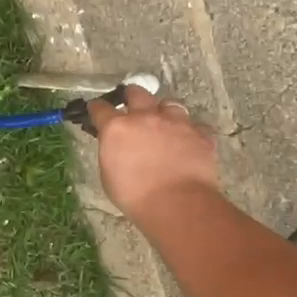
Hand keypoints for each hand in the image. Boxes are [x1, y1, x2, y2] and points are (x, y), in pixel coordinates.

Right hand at [88, 85, 219, 222]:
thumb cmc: (134, 194)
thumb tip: (117, 146)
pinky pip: (195, 125)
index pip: (101, 108)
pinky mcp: (201, 134)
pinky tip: (188, 141)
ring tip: (164, 121)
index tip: (96, 109)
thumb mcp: (109, 172)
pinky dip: (190, 131)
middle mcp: (146, 118)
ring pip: (169, 104)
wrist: (177, 203)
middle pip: (137, 93)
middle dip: (132, 96)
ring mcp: (176, 123)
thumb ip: (112, 151)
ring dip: (163, 110)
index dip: (97, 108)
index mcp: (117, 128)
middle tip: (131, 104)